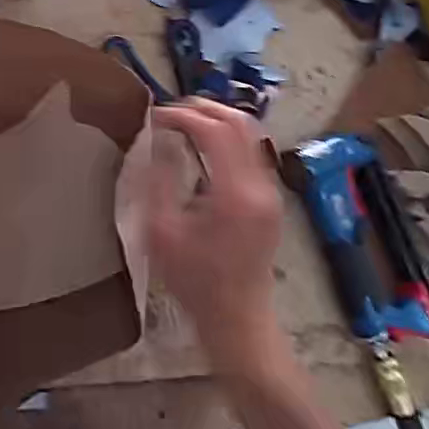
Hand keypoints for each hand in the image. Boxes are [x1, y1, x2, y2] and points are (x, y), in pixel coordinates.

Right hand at [147, 99, 285, 369]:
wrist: (239, 319)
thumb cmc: (196, 283)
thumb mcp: (163, 235)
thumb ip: (158, 183)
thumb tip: (157, 142)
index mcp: (235, 193)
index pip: (215, 131)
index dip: (185, 116)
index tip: (157, 116)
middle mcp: (260, 183)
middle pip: (239, 122)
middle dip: (204, 109)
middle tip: (172, 111)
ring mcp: (270, 188)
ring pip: (250, 132)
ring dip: (218, 119)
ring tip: (186, 121)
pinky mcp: (271, 196)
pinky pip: (253, 150)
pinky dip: (229, 137)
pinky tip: (205, 144)